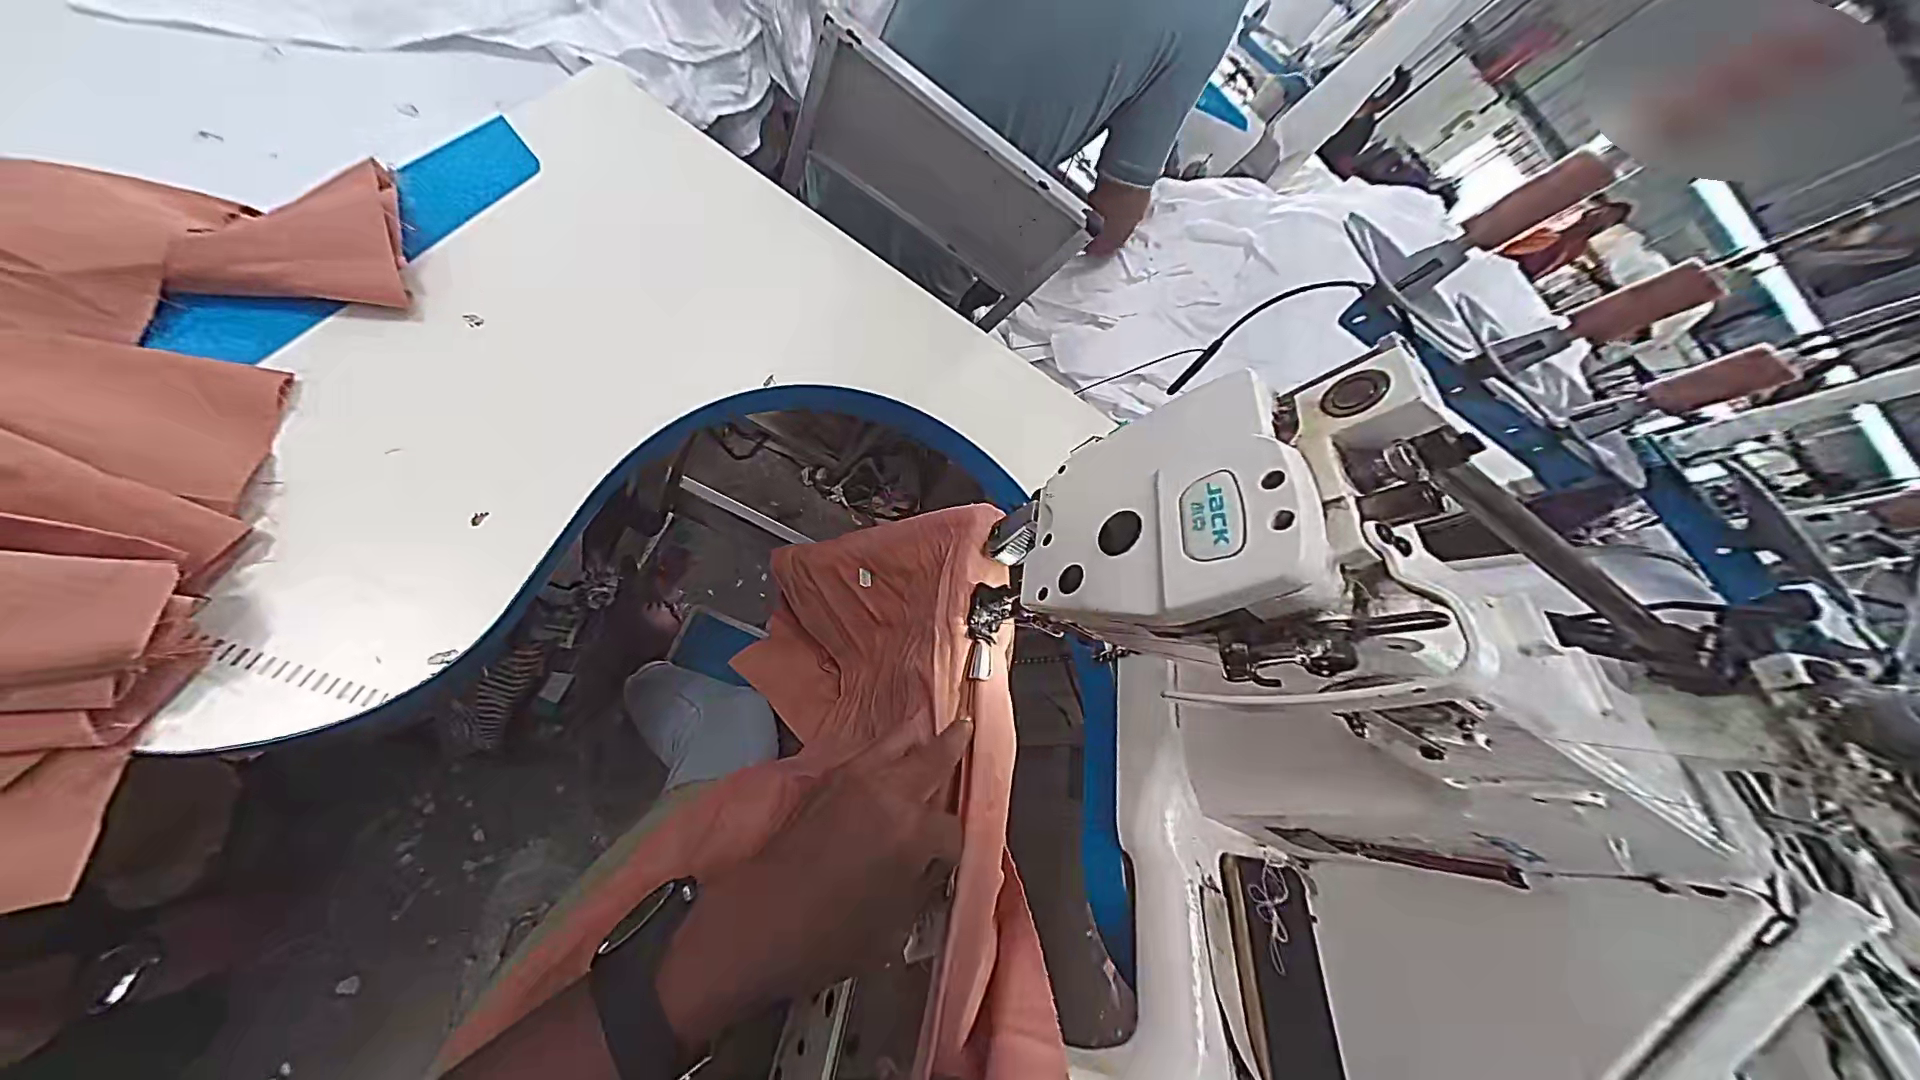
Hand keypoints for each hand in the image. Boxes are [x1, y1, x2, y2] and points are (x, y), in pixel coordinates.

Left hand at [652, 717, 970, 1048]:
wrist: (759, 921)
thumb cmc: (828, 936)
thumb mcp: (894, 926)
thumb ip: (923, 885)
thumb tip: (934, 865)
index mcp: (912, 832)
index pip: (953, 830)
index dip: (954, 848)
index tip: (946, 861)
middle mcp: (889, 792)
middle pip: (934, 757)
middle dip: (955, 744)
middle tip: (967, 725)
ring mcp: (857, 779)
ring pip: (899, 739)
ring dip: (918, 735)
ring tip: (929, 724)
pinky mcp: (830, 778)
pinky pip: (869, 751)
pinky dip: (887, 747)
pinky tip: (890, 753)